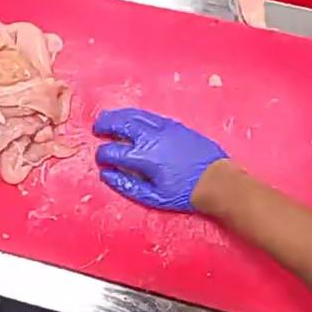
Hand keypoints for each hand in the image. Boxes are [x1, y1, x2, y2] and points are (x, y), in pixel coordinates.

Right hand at [92, 108, 228, 211]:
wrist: (215, 181)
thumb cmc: (183, 193)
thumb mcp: (152, 197)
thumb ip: (126, 185)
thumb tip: (106, 175)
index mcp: (143, 157)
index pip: (112, 150)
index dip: (102, 155)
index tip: (101, 161)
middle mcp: (150, 138)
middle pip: (120, 123)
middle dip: (104, 125)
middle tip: (96, 129)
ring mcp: (163, 127)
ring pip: (134, 114)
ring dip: (117, 116)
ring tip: (108, 120)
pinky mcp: (173, 124)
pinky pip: (148, 115)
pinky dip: (134, 115)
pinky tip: (130, 120)